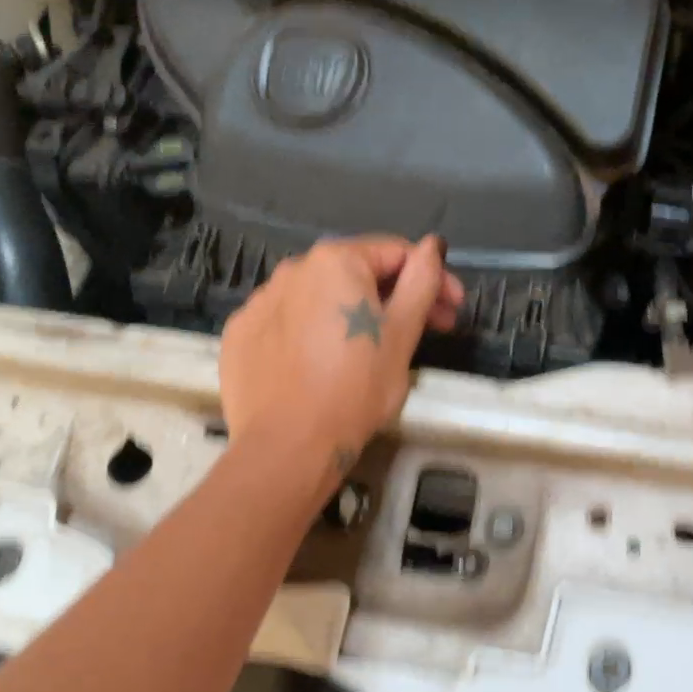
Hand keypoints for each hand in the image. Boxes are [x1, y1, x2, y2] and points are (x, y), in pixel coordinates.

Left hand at [218, 235, 463, 486]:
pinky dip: (313, 331)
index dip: (434, 279)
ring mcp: (260, 301)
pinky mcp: (240, 334)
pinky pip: (289, 321)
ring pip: (321, 296)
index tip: (452, 312)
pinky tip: (325, 362)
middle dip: (396, 296)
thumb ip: (422, 280)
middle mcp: (293, 269)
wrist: (286, 446)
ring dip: (354, 312)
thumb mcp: (403, 334)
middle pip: (357, 272)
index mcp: (337, 261)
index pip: (396, 253)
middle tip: (427, 330)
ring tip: (373, 349)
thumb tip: (432, 245)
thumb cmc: (356, 386)